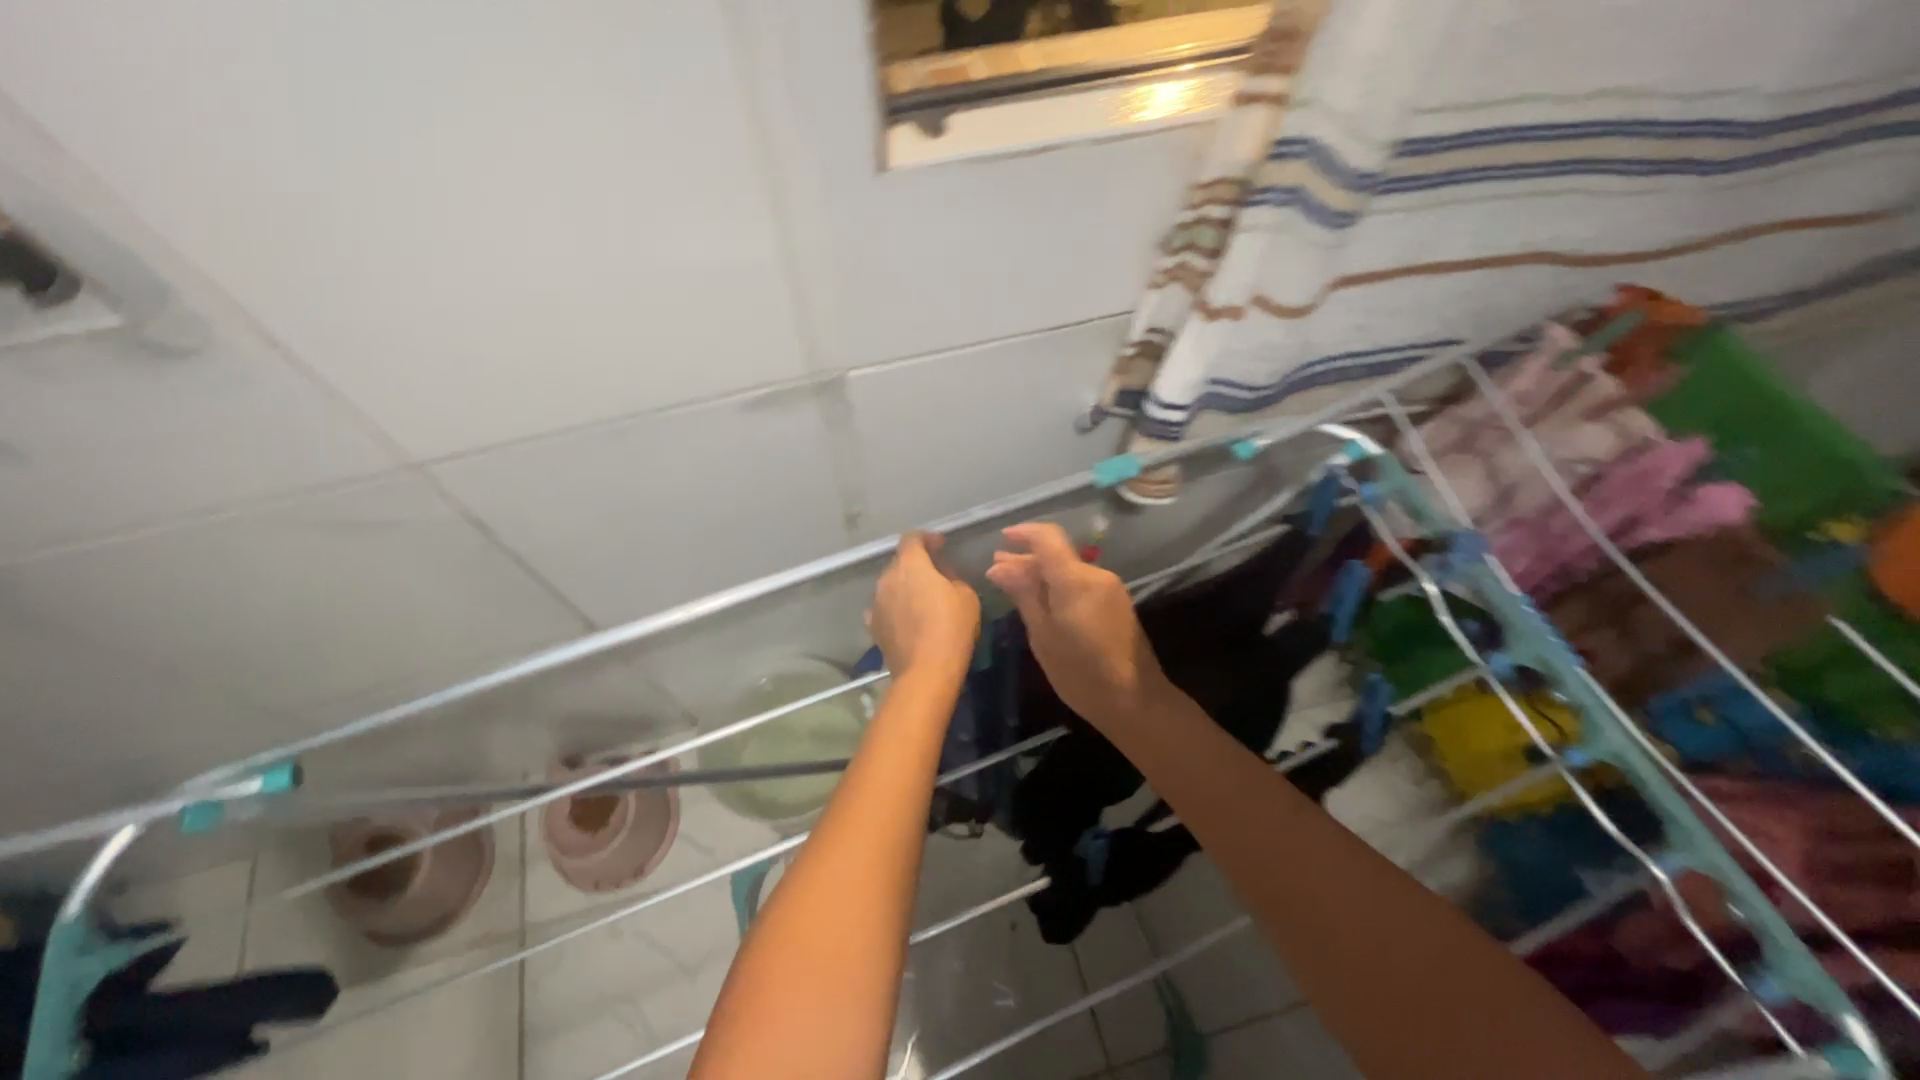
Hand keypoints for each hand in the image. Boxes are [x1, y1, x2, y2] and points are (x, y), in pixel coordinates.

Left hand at [867, 531, 980, 679]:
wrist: (926, 670)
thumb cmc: (951, 627)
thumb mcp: (966, 596)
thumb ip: (952, 578)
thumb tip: (942, 578)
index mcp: (910, 564)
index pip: (912, 538)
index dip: (927, 539)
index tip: (940, 545)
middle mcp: (887, 578)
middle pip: (900, 562)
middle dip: (917, 565)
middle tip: (936, 576)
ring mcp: (875, 603)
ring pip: (890, 586)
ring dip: (905, 587)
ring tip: (922, 600)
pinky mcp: (872, 626)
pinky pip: (884, 608)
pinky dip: (895, 608)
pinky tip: (906, 619)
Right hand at [985, 522, 1172, 730]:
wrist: (1134, 699)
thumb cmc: (1080, 672)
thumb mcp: (1042, 635)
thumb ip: (1023, 594)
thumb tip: (1000, 566)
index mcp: (1075, 580)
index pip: (1048, 538)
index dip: (1024, 533)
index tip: (1002, 539)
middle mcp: (1095, 575)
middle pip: (1057, 555)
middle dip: (1027, 559)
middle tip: (997, 570)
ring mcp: (1110, 588)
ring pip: (1069, 570)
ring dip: (1042, 574)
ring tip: (1014, 585)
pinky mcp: (1116, 602)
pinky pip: (1081, 584)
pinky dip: (1059, 586)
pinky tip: (1042, 601)